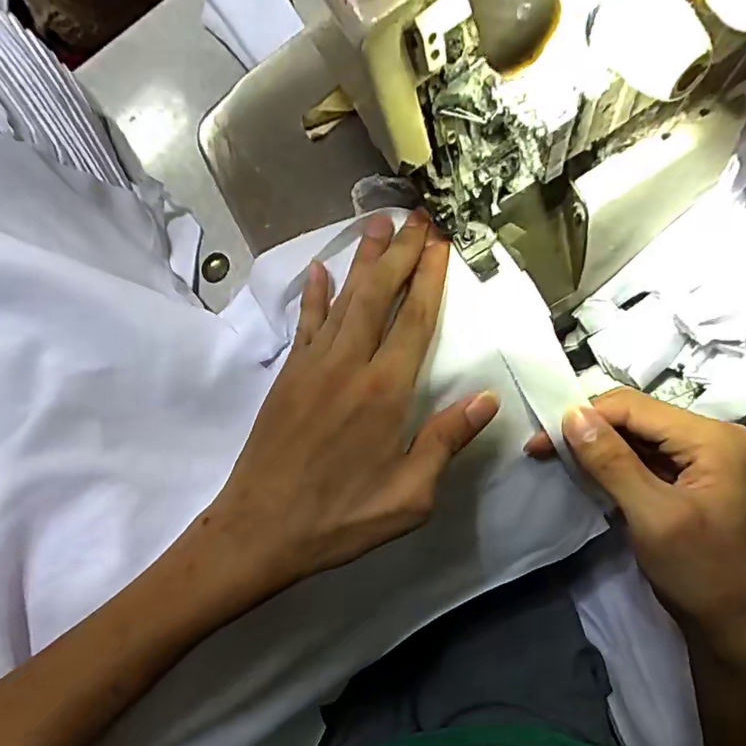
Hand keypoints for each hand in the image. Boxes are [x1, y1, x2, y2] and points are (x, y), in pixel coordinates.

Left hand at [205, 210, 499, 589]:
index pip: (414, 321)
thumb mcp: (408, 497)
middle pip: (378, 296)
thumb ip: (444, 444)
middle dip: (399, 253)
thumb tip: (485, 400)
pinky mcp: (286, 379)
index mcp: (385, 393)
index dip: (430, 279)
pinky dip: (314, 296)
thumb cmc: (340, 519)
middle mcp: (349, 366)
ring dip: (362, 262)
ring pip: (342, 301)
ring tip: (377, 224)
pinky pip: (304, 325)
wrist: (260, 529)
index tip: (440, 242)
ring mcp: (312, 368)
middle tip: (414, 216)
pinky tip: (320, 271)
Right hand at [528, 388, 745, 642]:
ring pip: (636, 435)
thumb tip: (572, 415)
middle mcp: (712, 435)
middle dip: (588, 429)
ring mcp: (702, 455)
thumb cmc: (696, 569)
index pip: (637, 408)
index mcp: (713, 438)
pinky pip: (643, 455)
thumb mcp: (651, 515)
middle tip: (540, 448)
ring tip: (554, 456)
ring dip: (596, 445)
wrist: (726, 619)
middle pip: (637, 417)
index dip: (586, 416)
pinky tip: (585, 469)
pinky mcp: (688, 475)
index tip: (539, 438)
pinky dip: (612, 462)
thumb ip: (612, 462)